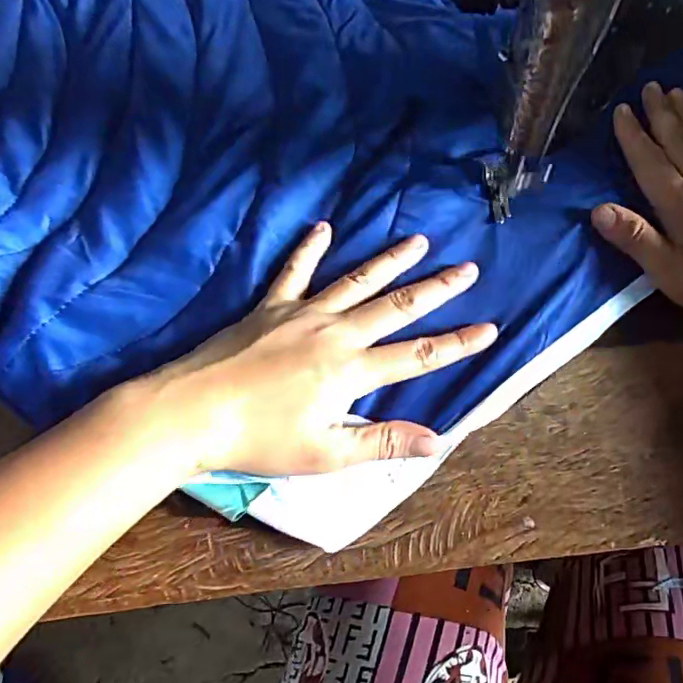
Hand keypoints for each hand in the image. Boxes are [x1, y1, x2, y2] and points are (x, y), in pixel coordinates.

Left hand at [142, 225, 498, 476]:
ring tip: (419, 241)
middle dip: (437, 289)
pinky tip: (323, 228)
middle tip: (467, 269)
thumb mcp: (326, 453)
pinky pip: (294, 272)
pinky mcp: (269, 308)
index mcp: (351, 371)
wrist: (193, 412)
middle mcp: (335, 333)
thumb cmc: (260, 439)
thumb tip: (436, 442)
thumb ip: (382, 441)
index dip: (457, 344)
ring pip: (355, 281)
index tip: (489, 329)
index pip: (418, 356)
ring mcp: (301, 315)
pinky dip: (309, 249)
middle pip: (396, 307)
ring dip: (390, 262)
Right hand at [594, 81, 682, 331]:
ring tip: (677, 92)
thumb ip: (636, 239)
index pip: (650, 163)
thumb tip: (598, 210)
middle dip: (662, 113)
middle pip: (680, 142)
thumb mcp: (670, 273)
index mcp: (681, 205)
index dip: (634, 137)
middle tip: (649, 86)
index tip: (622, 110)